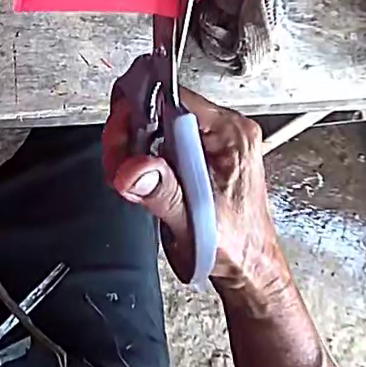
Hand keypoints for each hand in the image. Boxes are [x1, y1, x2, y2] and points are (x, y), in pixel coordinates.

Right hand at [102, 88, 287, 291]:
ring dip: (132, 149)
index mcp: (231, 135)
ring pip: (155, 125)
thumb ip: (162, 192)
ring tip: (129, 179)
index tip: (120, 137)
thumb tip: (134, 169)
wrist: (247, 267)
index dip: (138, 113)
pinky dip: (142, 158)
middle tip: (117, 164)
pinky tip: (141, 181)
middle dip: (129, 135)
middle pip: (158, 108)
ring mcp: (211, 142)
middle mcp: (224, 132)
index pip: (173, 99)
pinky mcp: (199, 154)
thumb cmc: (236, 245)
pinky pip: (160, 141)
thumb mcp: (195, 220)